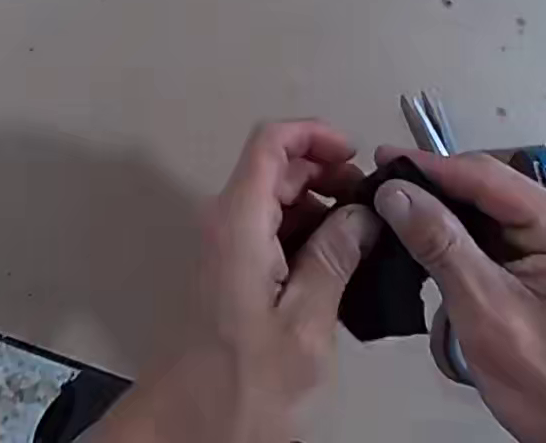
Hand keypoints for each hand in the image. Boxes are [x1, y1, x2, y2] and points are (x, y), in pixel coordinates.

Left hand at [83, 121, 378, 442]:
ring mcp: (225, 244)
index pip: (272, 141)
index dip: (315, 134)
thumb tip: (363, 212)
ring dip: (320, 202)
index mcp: (239, 222)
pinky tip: (336, 261)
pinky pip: (270, 225)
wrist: (177, 440)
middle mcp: (226, 221)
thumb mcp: (304, 328)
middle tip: (368, 204)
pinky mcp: (229, 268)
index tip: (354, 155)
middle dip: (327, 171)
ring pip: (276, 195)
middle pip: (279, 165)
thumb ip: (335, 259)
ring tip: (361, 236)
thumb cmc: (240, 387)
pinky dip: (306, 228)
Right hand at [372, 147, 545, 442]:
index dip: (434, 166)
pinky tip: (440, 244)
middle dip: (442, 191)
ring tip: (404, 211)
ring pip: (498, 213)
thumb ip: (442, 248)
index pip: (492, 178)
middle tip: (388, 190)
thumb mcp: (489, 318)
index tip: (385, 157)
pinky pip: (508, 238)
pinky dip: (471, 242)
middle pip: (496, 191)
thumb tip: (395, 192)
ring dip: (453, 217)